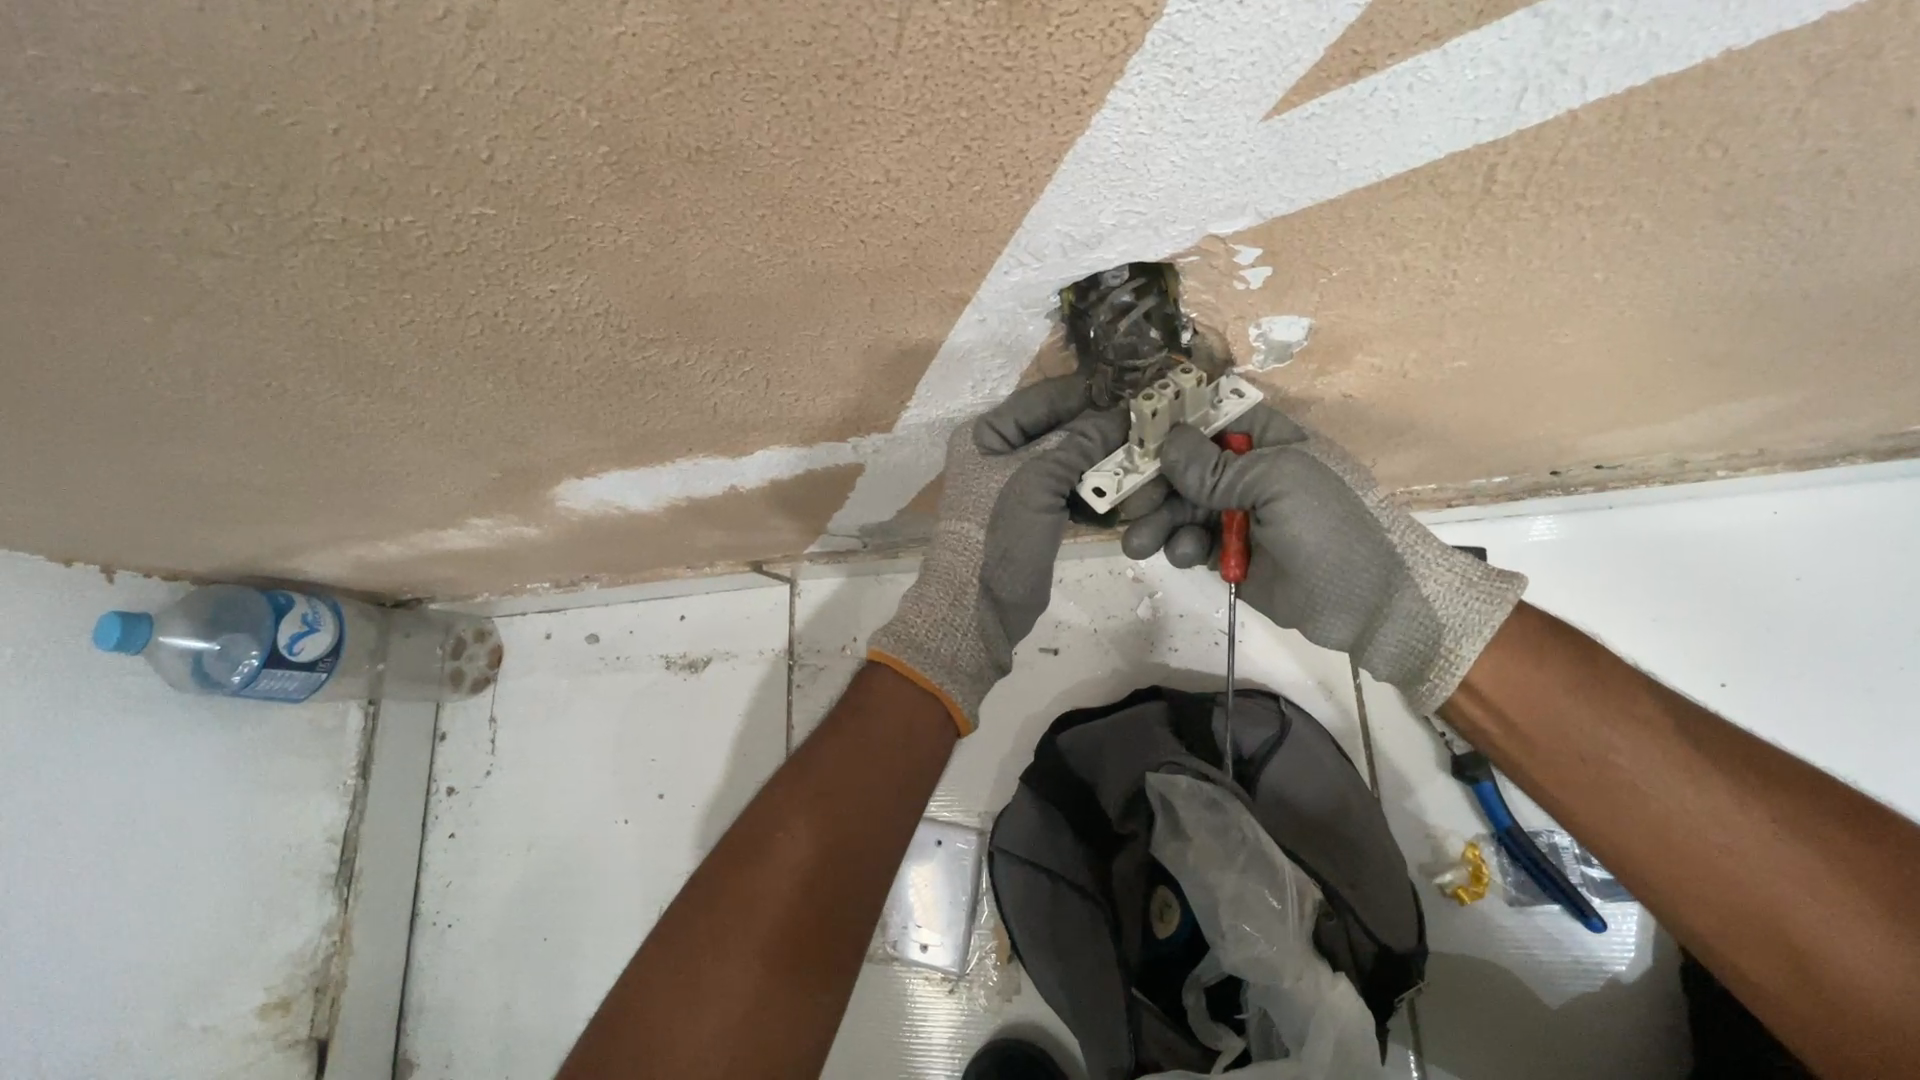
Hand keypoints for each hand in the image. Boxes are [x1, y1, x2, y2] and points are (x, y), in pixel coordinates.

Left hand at [867, 375, 1132, 732]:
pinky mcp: (1037, 515)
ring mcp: (1018, 485)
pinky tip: (1129, 495)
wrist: (978, 608)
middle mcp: (1000, 451)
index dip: (1089, 393)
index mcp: (986, 432)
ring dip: (1106, 463)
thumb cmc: (998, 534)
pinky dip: (1098, 492)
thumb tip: (1125, 412)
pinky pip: (1073, 491)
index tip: (1136, 389)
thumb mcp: (1038, 479)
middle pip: (1061, 428)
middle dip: (1103, 431)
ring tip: (1146, 460)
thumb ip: (1080, 441)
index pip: (1045, 398)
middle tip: (1151, 426)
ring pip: (1071, 461)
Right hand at [1120, 404, 1525, 712]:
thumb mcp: (1278, 482)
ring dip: (1158, 520)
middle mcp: (1249, 472)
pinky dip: (1180, 547)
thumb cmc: (1331, 526)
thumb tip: (1166, 441)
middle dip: (1155, 481)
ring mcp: (1239, 514)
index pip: (1212, 418)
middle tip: (1125, 500)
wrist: (1366, 604)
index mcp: (1269, 441)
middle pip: (1186, 465)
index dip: (1173, 423)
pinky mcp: (1230, 554)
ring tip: (1139, 541)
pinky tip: (1185, 557)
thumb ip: (1216, 467)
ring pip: (1181, 506)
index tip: (1131, 431)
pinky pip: (1191, 541)